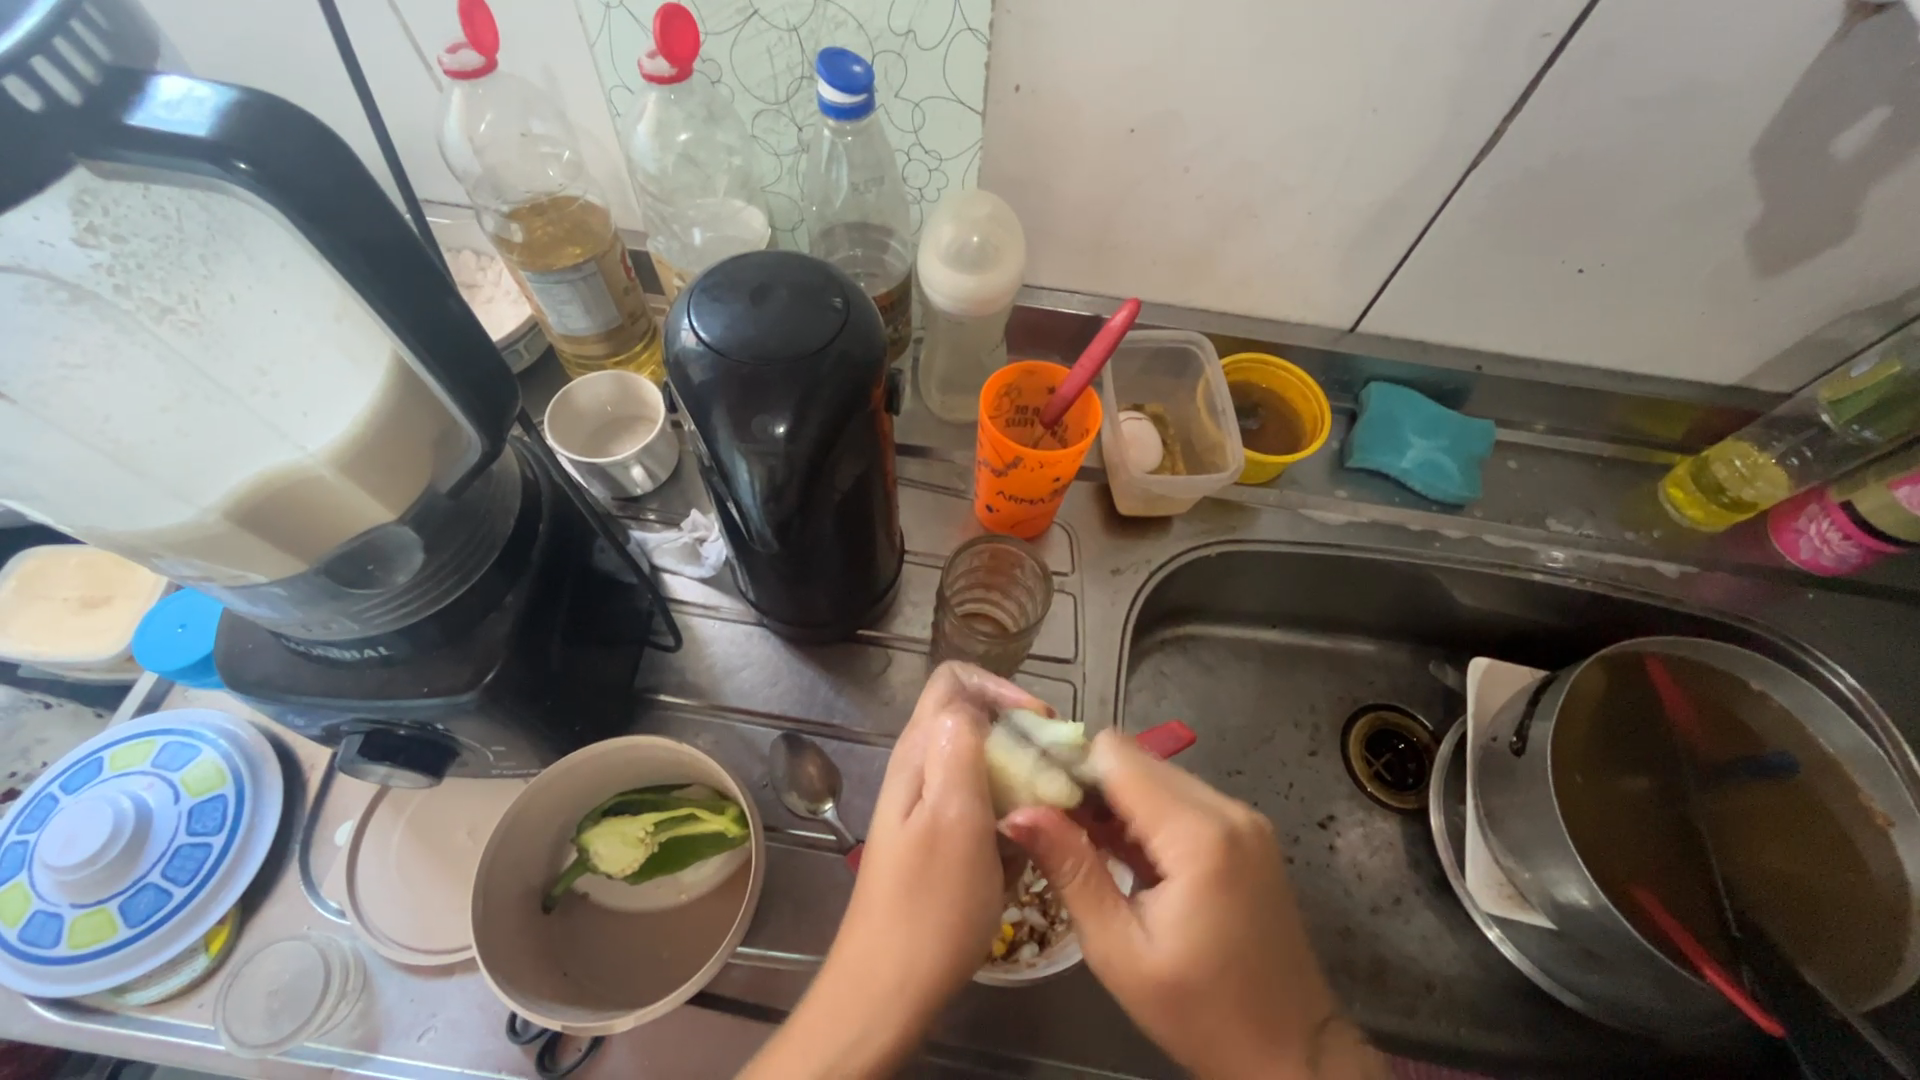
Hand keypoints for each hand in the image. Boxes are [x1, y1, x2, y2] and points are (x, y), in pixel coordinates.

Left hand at [825, 661, 1043, 1009]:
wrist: (888, 990)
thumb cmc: (930, 907)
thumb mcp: (955, 819)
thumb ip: (962, 750)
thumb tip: (972, 704)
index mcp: (919, 753)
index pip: (955, 681)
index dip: (1001, 689)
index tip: (1041, 727)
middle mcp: (920, 768)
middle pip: (974, 721)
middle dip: (1021, 740)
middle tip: (1057, 777)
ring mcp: (927, 805)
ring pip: (984, 766)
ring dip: (1020, 784)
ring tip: (1046, 818)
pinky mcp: (940, 840)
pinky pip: (983, 808)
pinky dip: (1009, 820)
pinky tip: (1022, 855)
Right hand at [1002, 733, 1384, 1079]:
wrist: (1292, 1055)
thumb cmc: (1198, 1012)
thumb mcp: (1119, 950)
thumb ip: (1070, 868)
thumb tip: (1018, 812)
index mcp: (1198, 835)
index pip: (1116, 754)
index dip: (1070, 768)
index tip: (1038, 802)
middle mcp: (1227, 810)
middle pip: (1137, 760)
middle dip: (1090, 787)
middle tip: (1056, 832)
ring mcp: (1243, 819)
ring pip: (1158, 776)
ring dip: (1118, 803)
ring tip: (1088, 850)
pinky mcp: (1248, 833)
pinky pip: (1183, 800)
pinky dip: (1148, 817)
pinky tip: (1128, 858)